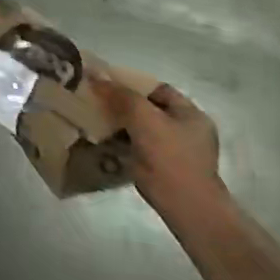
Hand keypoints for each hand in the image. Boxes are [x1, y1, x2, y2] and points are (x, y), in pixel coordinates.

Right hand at [96, 76, 222, 209]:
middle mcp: (183, 129)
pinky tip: (96, 133)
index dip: (131, 82)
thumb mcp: (143, 116)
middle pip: (146, 107)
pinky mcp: (157, 164)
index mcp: (190, 114)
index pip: (157, 89)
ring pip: (137, 126)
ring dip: (116, 120)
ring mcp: (170, 149)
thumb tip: (96, 75)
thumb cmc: (169, 154)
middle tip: (93, 96)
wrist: (183, 203)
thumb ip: (120, 94)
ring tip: (89, 112)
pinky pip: (133, 144)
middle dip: (120, 101)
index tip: (105, 81)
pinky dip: (116, 138)